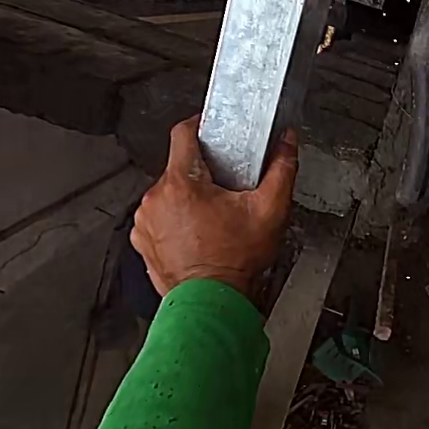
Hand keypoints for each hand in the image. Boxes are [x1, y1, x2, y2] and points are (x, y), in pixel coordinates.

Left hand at [130, 117, 298, 300]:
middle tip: (224, 191)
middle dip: (202, 174)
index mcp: (182, 183)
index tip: (209, 128)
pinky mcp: (143, 241)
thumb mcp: (270, 210)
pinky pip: (159, 218)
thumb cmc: (234, 263)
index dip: (198, 124)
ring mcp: (146, 222)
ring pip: (169, 194)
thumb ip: (281, 169)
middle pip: (179, 168)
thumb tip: (286, 143)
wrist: (213, 304)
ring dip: (187, 199)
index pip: (182, 133)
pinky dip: (175, 222)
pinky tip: (197, 235)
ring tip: (212, 218)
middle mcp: (156, 199)